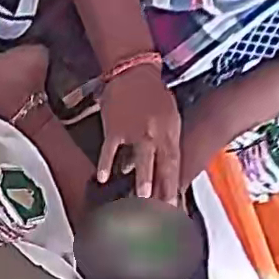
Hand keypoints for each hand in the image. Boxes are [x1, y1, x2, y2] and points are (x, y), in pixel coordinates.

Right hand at [97, 62, 181, 201]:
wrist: (133, 72)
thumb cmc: (151, 94)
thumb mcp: (167, 115)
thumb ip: (164, 142)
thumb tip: (157, 169)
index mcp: (169, 129)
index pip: (173, 161)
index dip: (174, 183)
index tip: (174, 204)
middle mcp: (155, 131)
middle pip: (161, 161)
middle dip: (164, 185)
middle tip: (164, 207)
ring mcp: (135, 129)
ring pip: (141, 156)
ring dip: (142, 176)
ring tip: (141, 196)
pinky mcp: (115, 127)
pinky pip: (111, 149)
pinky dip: (106, 163)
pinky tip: (103, 178)